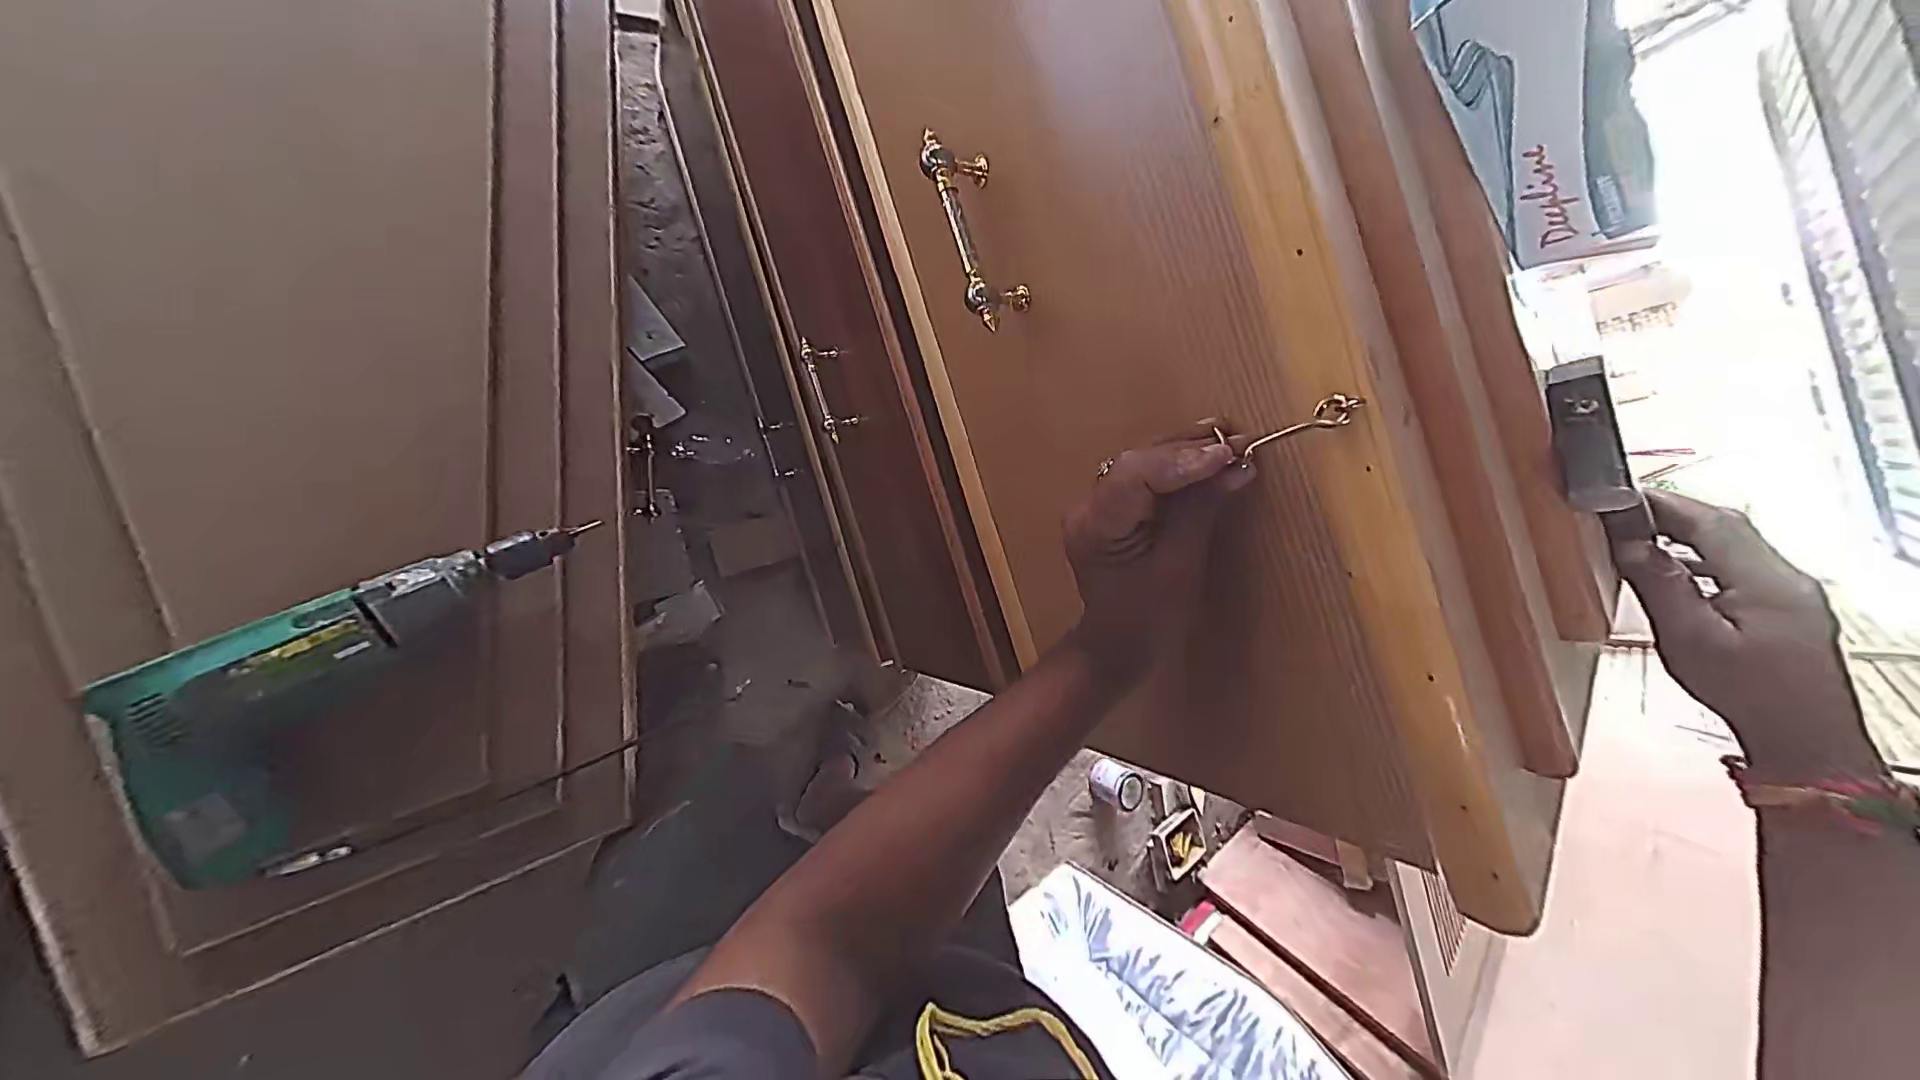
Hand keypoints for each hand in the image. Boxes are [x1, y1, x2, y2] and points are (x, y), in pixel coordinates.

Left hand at [1063, 423, 1255, 676]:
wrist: (1119, 641)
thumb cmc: (1149, 617)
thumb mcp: (1181, 565)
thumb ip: (1201, 509)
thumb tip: (1236, 464)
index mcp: (1094, 527)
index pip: (1133, 475)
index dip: (1182, 459)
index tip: (1227, 453)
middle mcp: (1086, 507)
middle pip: (1138, 461)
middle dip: (1190, 449)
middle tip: (1241, 442)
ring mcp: (1094, 503)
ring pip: (1141, 460)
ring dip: (1186, 450)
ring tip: (1232, 444)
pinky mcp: (1110, 503)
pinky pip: (1143, 473)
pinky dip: (1177, 464)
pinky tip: (1210, 457)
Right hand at [1614, 490, 1881, 778]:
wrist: (1804, 736)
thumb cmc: (1744, 690)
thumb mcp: (1690, 638)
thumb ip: (1662, 587)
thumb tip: (1633, 544)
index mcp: (1766, 581)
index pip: (1713, 523)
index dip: (1664, 503)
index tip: (1619, 496)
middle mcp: (1786, 578)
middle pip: (1728, 527)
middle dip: (1673, 512)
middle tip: (1622, 509)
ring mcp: (1792, 593)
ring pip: (1735, 544)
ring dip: (1686, 532)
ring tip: (1638, 533)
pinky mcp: (1786, 607)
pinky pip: (1738, 565)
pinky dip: (1699, 555)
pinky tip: (1673, 567)